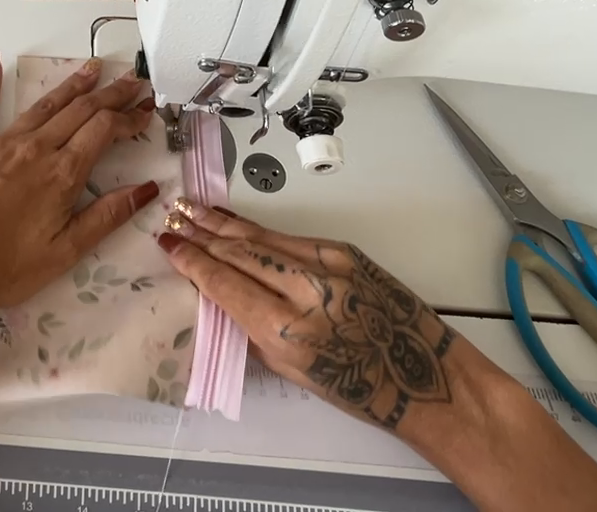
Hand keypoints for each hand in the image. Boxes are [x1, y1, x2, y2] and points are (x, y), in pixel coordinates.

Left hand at [0, 54, 161, 321]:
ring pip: (45, 105)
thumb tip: (148, 189)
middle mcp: (36, 148)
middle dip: (111, 93)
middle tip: (133, 80)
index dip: (129, 118)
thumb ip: (106, 216)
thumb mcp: (65, 252)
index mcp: (62, 173)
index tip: (146, 111)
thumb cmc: (4, 268)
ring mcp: (2, 143)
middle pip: (81, 110)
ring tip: (92, 68)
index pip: (104, 130)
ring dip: (72, 84)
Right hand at [157, 200, 459, 434]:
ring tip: (190, 207)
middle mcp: (308, 291)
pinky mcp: (344, 251)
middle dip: (200, 234)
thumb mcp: (294, 372)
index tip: (168, 246)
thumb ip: (252, 330)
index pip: (225, 284)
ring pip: (259, 235)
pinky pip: (286, 235)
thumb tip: (216, 293)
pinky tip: (233, 219)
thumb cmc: (362, 388)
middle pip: (238, 251)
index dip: (191, 262)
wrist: (428, 377)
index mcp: (290, 332)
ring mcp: (329, 264)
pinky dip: (254, 227)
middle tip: (172, 219)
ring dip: (221, 221)